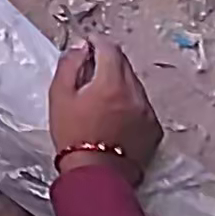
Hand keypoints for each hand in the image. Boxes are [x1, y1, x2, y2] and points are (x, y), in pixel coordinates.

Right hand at [48, 36, 161, 184]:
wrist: (95, 174)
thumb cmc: (72, 133)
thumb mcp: (59, 94)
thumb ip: (70, 64)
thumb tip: (81, 47)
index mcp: (111, 83)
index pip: (110, 49)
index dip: (96, 41)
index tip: (86, 43)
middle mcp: (136, 94)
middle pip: (124, 64)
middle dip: (107, 60)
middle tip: (89, 68)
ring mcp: (149, 112)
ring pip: (134, 84)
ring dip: (118, 81)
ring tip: (99, 93)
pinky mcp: (155, 129)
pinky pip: (141, 103)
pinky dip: (128, 100)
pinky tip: (113, 112)